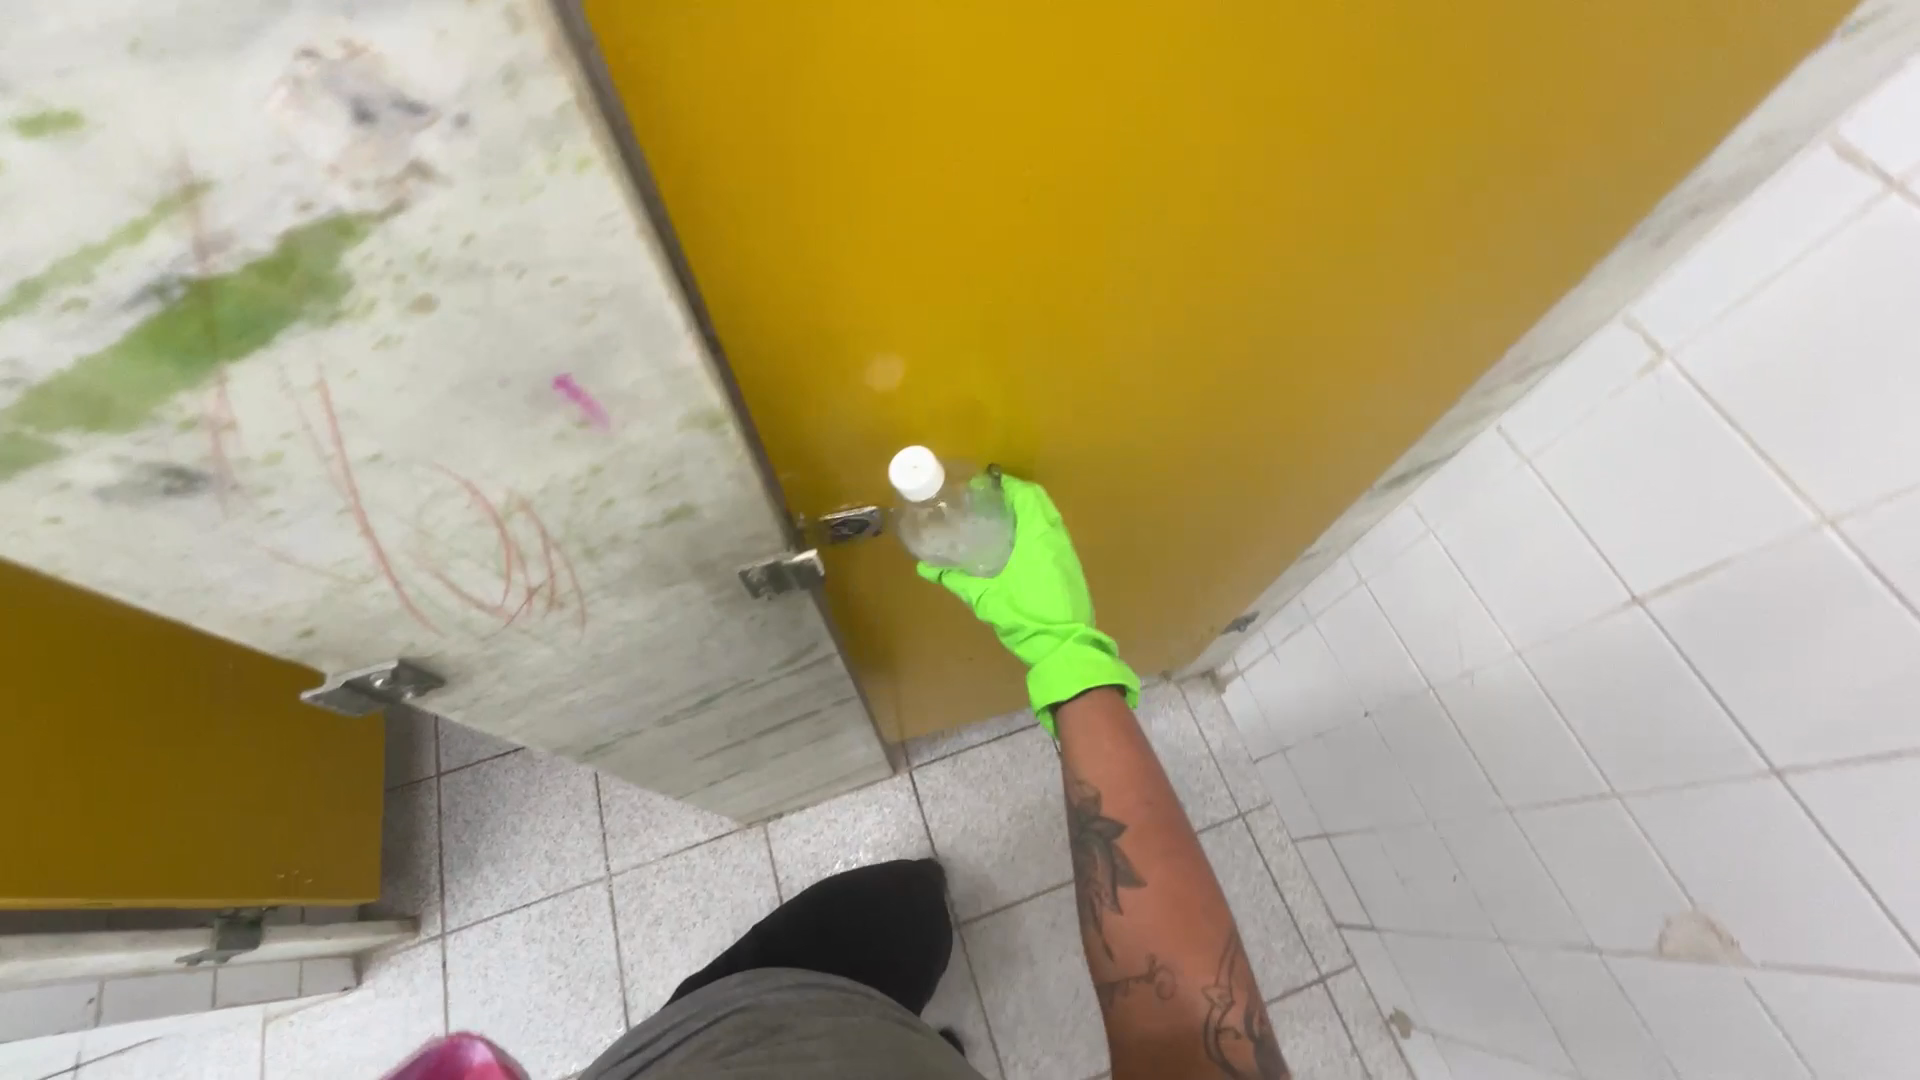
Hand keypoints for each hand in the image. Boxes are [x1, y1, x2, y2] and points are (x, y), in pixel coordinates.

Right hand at [917, 473, 1139, 732]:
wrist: (1065, 647)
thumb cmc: (1025, 617)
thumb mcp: (986, 599)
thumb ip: (957, 580)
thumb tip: (926, 568)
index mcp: (1038, 537)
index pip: (1027, 495)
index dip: (1007, 484)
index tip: (985, 485)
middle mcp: (1056, 537)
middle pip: (1039, 502)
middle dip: (1016, 495)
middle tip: (989, 500)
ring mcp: (1067, 552)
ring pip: (1048, 518)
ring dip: (1028, 511)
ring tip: (1000, 516)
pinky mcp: (1070, 567)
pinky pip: (1053, 534)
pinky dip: (1037, 528)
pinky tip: (1018, 541)